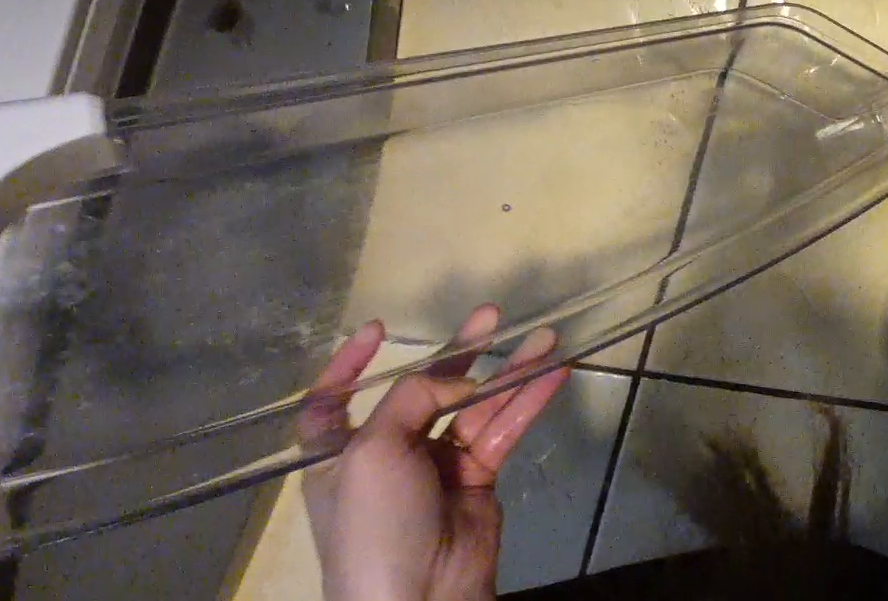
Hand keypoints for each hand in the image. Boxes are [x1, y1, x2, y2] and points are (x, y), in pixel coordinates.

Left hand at [299, 305, 570, 600]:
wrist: (420, 595)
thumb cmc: (375, 523)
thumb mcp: (373, 453)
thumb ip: (413, 398)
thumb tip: (458, 382)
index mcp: (342, 453)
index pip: (333, 402)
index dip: (349, 366)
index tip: (378, 330)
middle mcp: (389, 452)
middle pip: (425, 391)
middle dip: (459, 352)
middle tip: (491, 315)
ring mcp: (438, 463)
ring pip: (478, 404)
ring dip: (512, 371)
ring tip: (546, 338)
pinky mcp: (480, 473)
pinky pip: (505, 426)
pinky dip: (531, 400)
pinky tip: (555, 372)